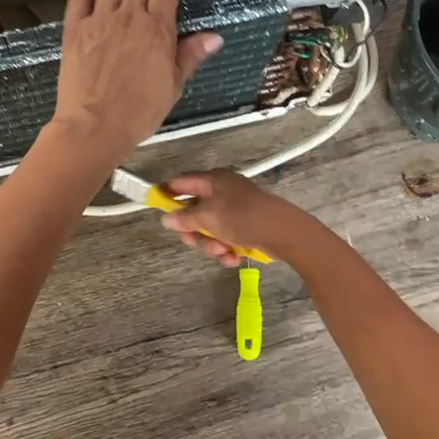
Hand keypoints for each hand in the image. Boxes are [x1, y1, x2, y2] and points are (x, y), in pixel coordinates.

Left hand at [52, 0, 221, 162]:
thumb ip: (191, 56)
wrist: (95, 127)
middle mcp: (128, 18)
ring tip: (121, 10)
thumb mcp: (173, 86)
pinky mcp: (73, 31)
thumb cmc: (139, 112)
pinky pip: (79, 1)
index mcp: (157, 30)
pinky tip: (93, 15)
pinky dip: (88, 2)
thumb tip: (215, 37)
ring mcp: (98, 22)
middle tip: (149, 5)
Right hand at [157, 170, 307, 266]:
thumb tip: (166, 218)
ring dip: (212, 244)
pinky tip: (233, 258)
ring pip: (210, 230)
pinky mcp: (246, 227)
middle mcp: (224, 192)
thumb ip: (185, 218)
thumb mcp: (209, 216)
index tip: (155, 207)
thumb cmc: (242, 218)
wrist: (283, 233)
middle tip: (193, 241)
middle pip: (195, 211)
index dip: (167, 193)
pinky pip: (226, 239)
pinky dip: (227, 250)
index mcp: (214, 181)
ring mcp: (236, 210)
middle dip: (194, 231)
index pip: (182, 182)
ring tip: (223, 251)